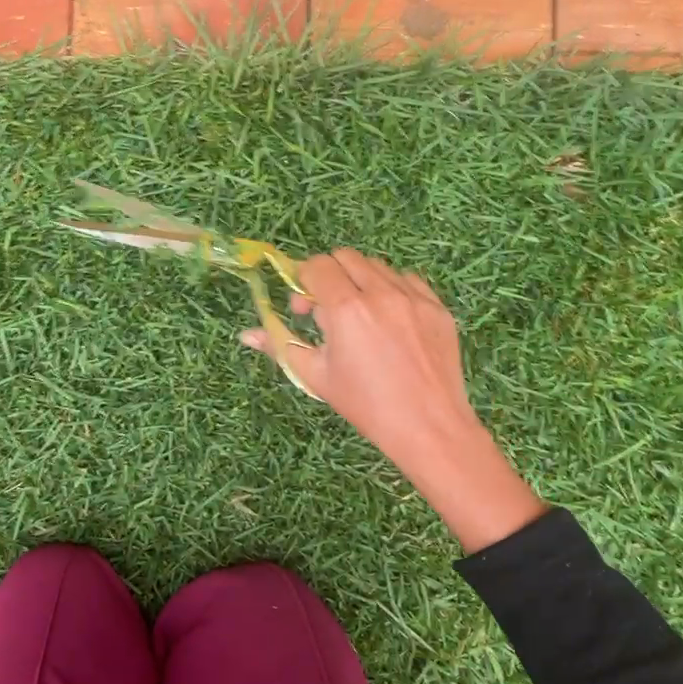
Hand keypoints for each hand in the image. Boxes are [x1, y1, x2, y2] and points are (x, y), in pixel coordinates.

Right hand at [242, 249, 545, 552]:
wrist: (428, 426)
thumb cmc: (365, 405)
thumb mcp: (316, 376)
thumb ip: (280, 346)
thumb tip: (246, 335)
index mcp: (346, 309)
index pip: (317, 266)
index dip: (304, 281)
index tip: (305, 308)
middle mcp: (380, 293)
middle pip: (345, 257)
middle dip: (331, 276)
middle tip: (328, 309)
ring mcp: (413, 297)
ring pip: (376, 266)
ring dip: (360, 281)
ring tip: (361, 316)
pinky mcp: (437, 306)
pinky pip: (408, 280)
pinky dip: (392, 290)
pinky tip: (390, 319)